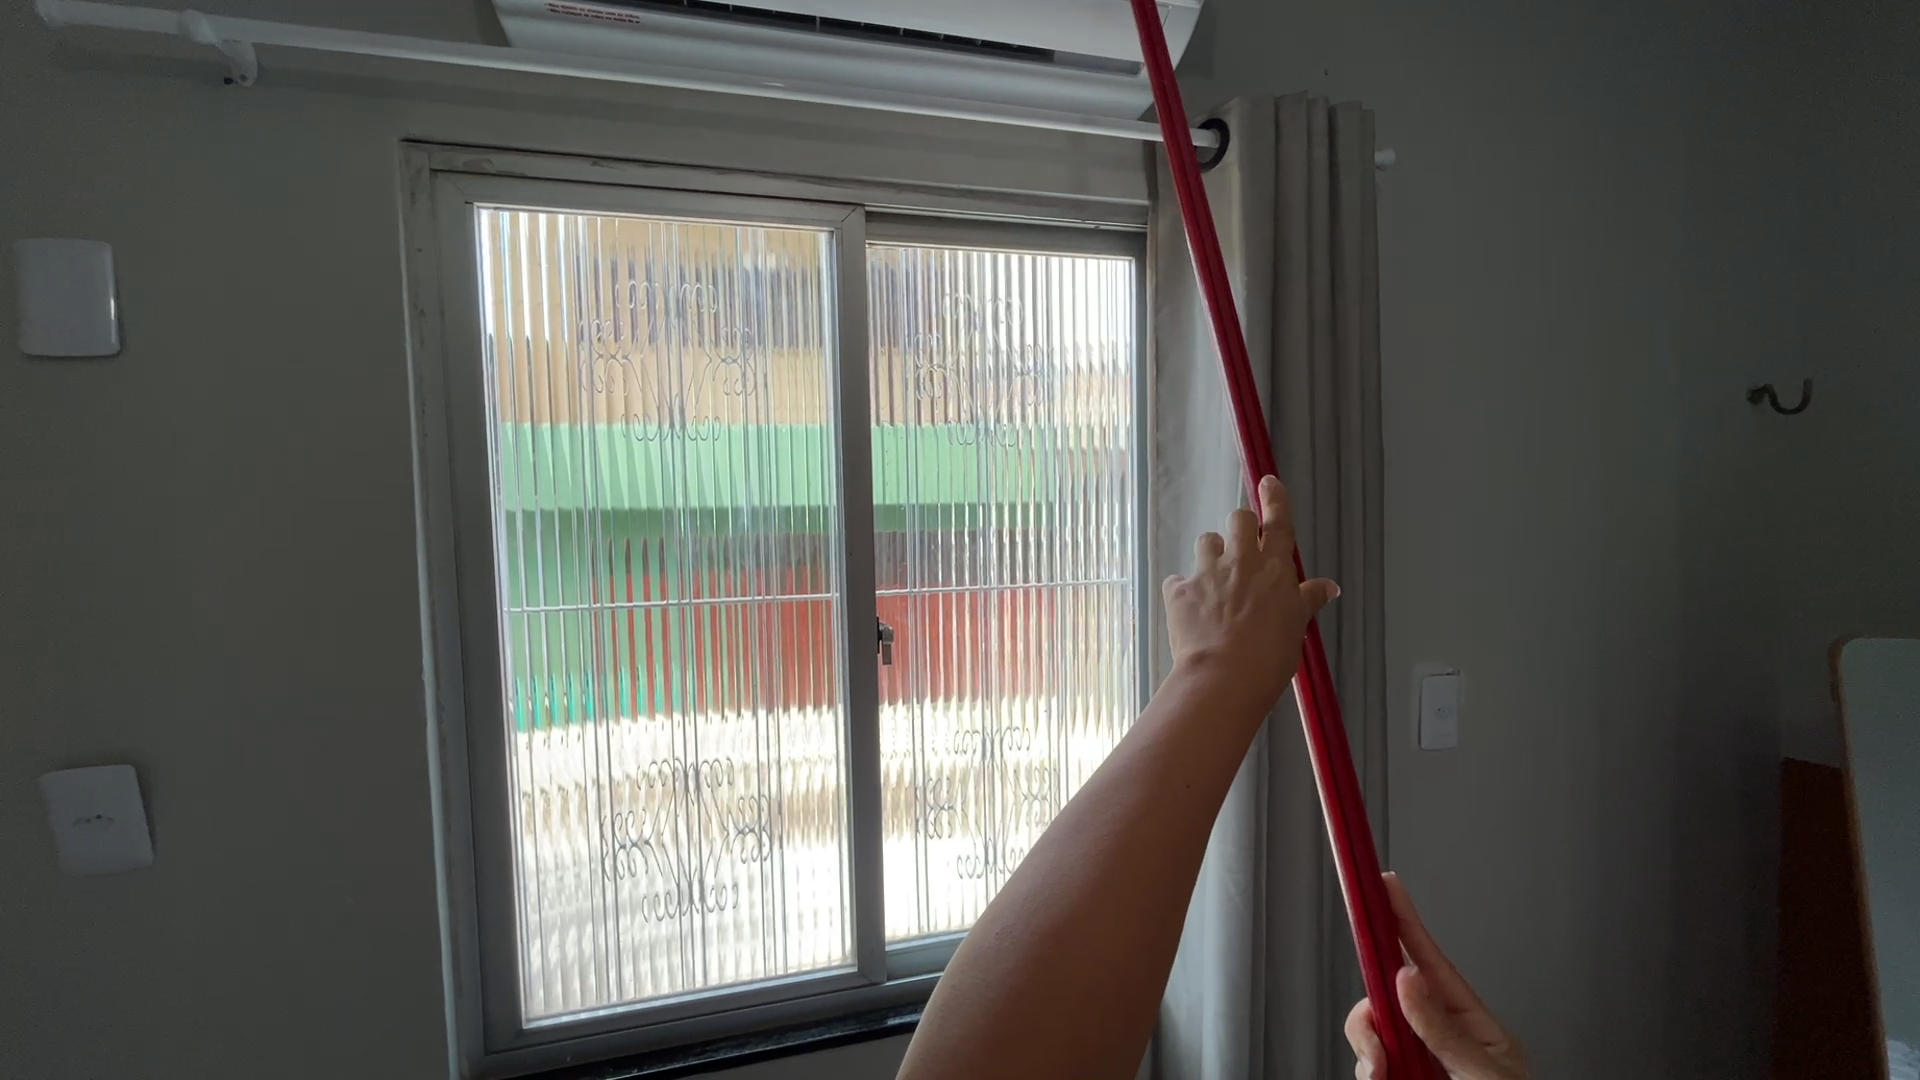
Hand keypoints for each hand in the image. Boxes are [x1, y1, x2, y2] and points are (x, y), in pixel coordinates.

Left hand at [1162, 475, 1338, 711]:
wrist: (1224, 677)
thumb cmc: (1270, 657)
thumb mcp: (1297, 627)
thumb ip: (1307, 600)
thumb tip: (1328, 587)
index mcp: (1275, 570)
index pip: (1278, 523)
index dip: (1274, 499)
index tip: (1268, 481)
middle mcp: (1240, 563)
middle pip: (1238, 519)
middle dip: (1239, 526)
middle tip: (1240, 547)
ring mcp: (1207, 574)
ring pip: (1206, 542)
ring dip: (1211, 553)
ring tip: (1214, 580)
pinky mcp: (1178, 590)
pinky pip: (1177, 580)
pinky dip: (1182, 590)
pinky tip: (1188, 609)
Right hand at [1345, 874, 1528, 1079]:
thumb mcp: (1489, 1078)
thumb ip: (1445, 1030)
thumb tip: (1406, 978)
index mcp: (1469, 1021)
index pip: (1426, 955)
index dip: (1401, 915)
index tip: (1383, 882)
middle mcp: (1437, 1032)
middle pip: (1383, 993)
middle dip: (1371, 1018)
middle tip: (1377, 1056)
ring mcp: (1419, 1057)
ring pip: (1371, 1030)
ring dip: (1369, 1055)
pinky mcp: (1403, 1078)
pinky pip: (1369, 1063)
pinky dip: (1368, 1072)